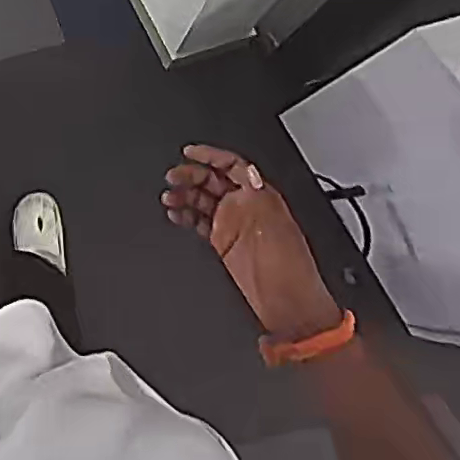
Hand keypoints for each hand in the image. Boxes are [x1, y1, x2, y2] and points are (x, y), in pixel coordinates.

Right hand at [163, 144, 341, 341]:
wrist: (288, 307)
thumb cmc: (290, 269)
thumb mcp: (277, 224)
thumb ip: (259, 194)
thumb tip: (247, 168)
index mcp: (260, 197)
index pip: (232, 166)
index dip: (210, 155)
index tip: (190, 152)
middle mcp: (245, 207)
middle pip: (211, 179)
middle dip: (190, 174)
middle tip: (173, 177)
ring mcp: (232, 224)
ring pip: (200, 198)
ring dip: (182, 194)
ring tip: (169, 197)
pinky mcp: (222, 242)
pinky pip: (197, 220)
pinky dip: (183, 214)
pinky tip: (174, 213)